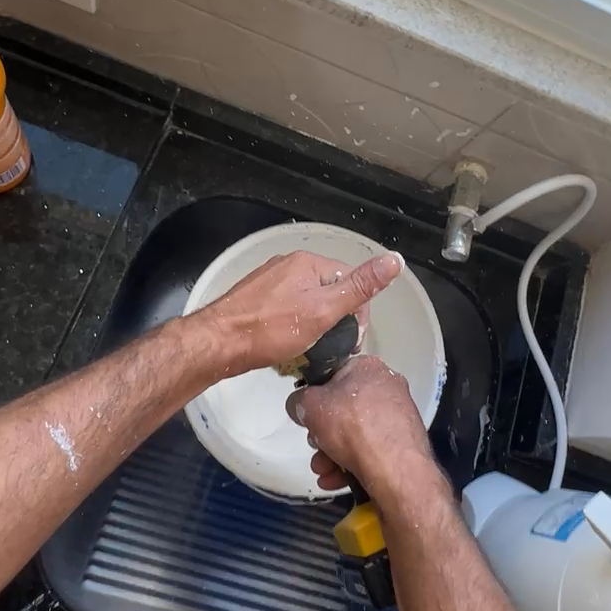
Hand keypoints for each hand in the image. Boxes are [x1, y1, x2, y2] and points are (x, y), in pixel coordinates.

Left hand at [189, 249, 402, 381]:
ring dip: (314, 325)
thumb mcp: (323, 311)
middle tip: (330, 348)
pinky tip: (287, 344)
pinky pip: (287, 309)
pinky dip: (293, 326)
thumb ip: (359, 287)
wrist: (217, 345)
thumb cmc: (268, 330)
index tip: (350, 339)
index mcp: (308, 262)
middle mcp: (288, 265)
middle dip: (335, 319)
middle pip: (329, 290)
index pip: (350, 280)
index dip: (356, 312)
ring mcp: (270, 281)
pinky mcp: (256, 298)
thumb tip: (394, 260)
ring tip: (308, 349)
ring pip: (308, 301)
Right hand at [285, 356, 436, 498]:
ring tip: (322, 471)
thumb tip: (300, 406)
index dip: (315, 395)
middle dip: (323, 434)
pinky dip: (350, 464)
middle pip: (343, 409)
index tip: (307, 416)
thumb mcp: (310, 405)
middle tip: (315, 447)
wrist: (396, 468)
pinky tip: (336, 480)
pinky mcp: (403, 444)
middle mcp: (387, 386)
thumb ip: (298, 400)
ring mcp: (398, 416)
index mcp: (368, 367)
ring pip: (354, 434)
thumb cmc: (352, 425)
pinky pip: (369, 450)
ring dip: (331, 454)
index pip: (334, 374)